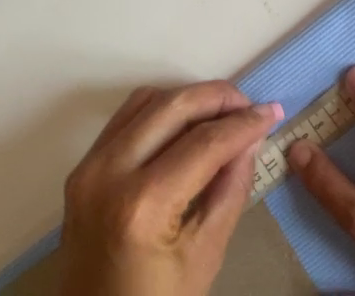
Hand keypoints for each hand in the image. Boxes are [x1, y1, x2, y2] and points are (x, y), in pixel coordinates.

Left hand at [59, 82, 282, 295]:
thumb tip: (250, 139)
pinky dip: (159, 110)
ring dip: (188, 98)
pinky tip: (186, 123)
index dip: (243, 124)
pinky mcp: (81, 167)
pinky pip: (124, 118)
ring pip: (145, 101)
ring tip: (222, 113)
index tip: (272, 113)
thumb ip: (230, 191)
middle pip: (172, 106)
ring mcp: (88, 167)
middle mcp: (108, 173)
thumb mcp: (204, 256)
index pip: (203, 143)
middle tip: (250, 106)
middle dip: (217, 98)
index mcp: (142, 205)